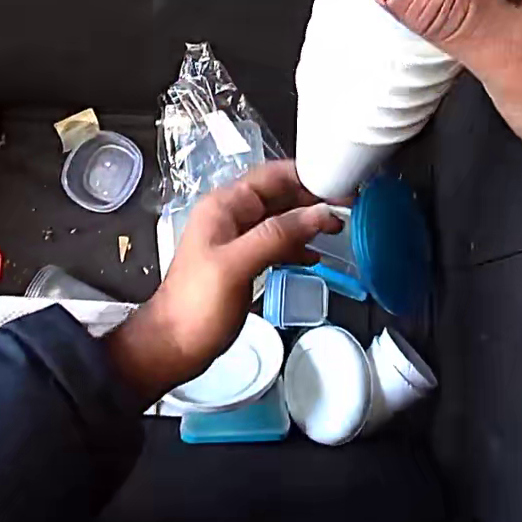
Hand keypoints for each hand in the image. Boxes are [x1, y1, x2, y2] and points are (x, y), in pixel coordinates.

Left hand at [108, 161, 342, 400]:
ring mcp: (237, 238)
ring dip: (308, 222)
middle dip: (313, 199)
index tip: (340, 184)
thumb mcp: (236, 265)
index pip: (272, 176)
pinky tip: (314, 256)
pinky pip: (276, 242)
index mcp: (225, 206)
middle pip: (279, 195)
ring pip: (280, 219)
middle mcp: (232, 215)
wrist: (173, 345)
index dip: (307, 176)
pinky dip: (296, 245)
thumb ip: (277, 236)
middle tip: (348, 208)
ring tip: (338, 230)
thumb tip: (321, 214)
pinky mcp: (243, 260)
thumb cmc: (198, 304)